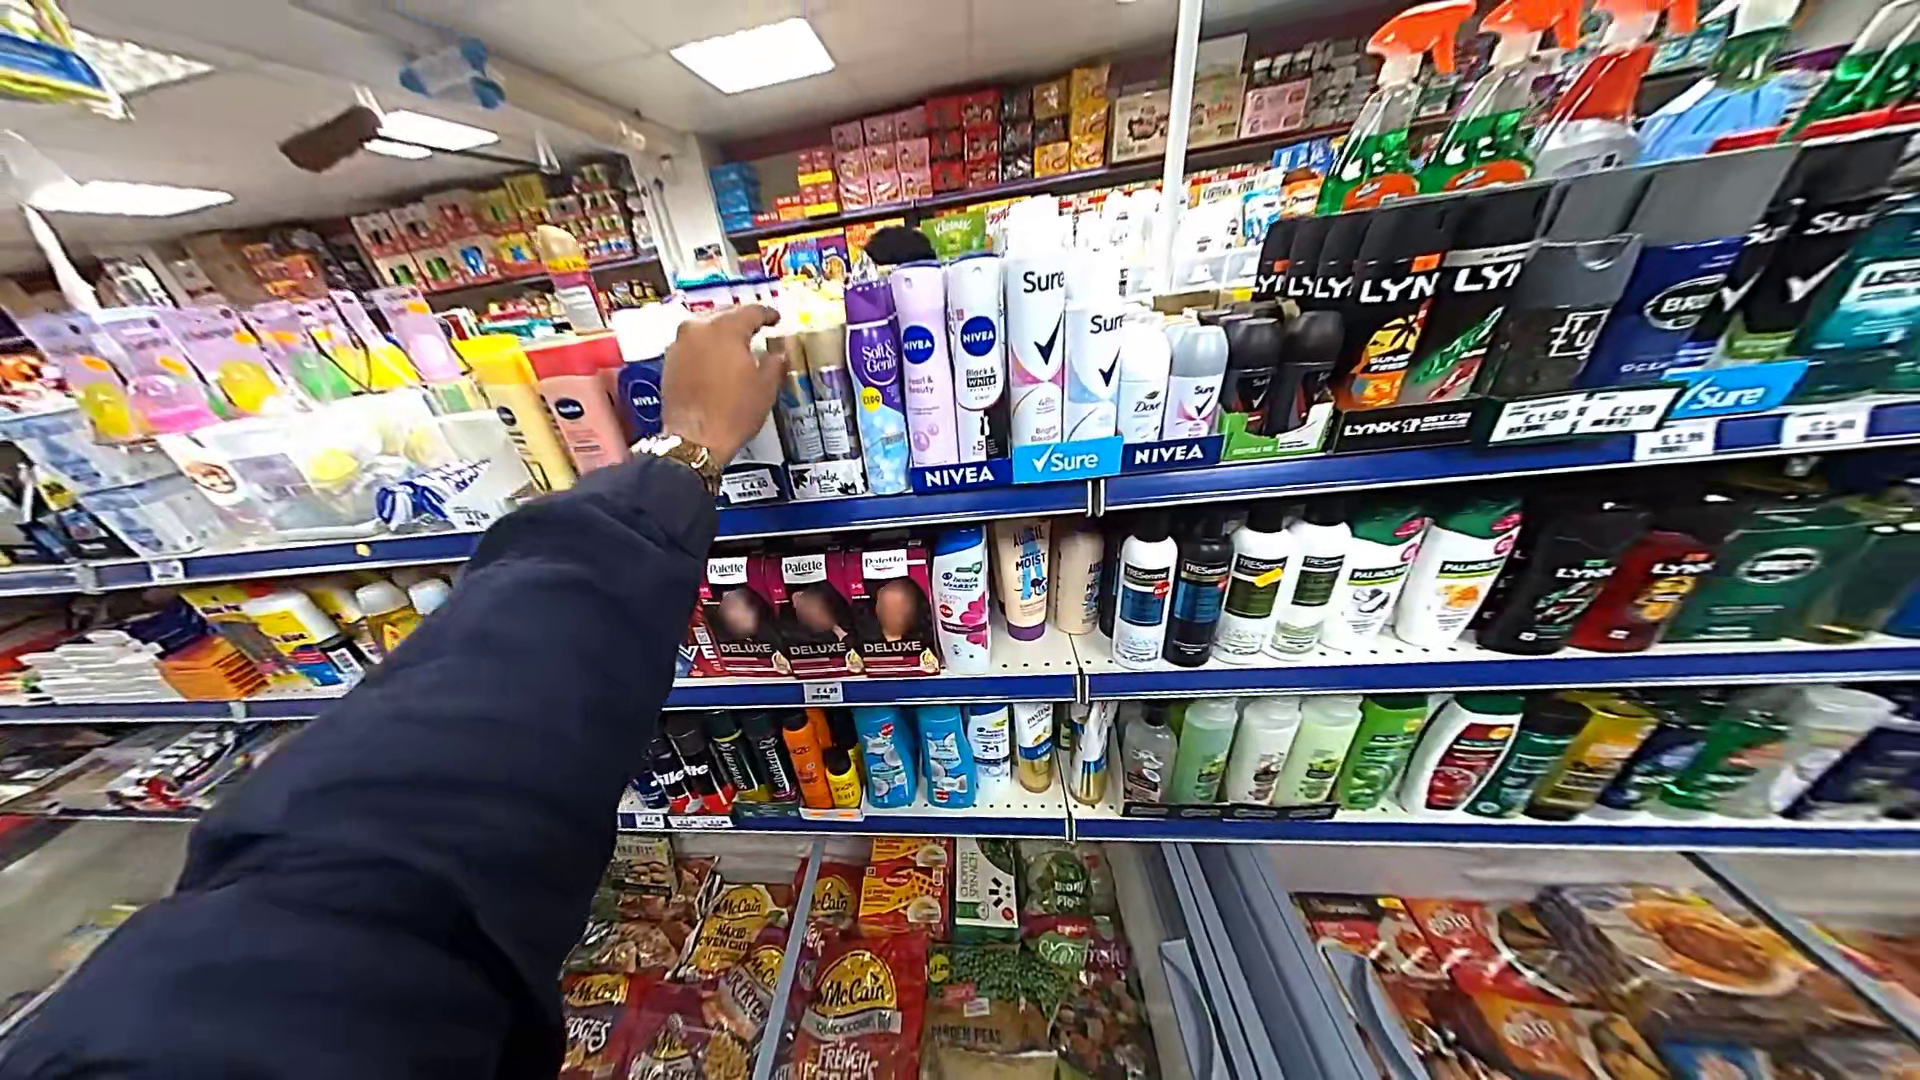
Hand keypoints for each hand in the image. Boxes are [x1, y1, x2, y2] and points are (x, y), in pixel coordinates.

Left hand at [661, 304, 782, 462]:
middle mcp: (697, 329)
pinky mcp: (669, 362)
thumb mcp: (766, 387)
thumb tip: (779, 353)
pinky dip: (707, 350)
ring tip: (738, 348)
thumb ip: (775, 362)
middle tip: (758, 330)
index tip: (775, 318)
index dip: (768, 314)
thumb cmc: (734, 412)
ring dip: (722, 336)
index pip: (751, 311)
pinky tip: (718, 363)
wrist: (696, 440)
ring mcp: (679, 344)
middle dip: (742, 322)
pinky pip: (693, 346)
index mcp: (725, 329)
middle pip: (724, 315)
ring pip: (706, 329)